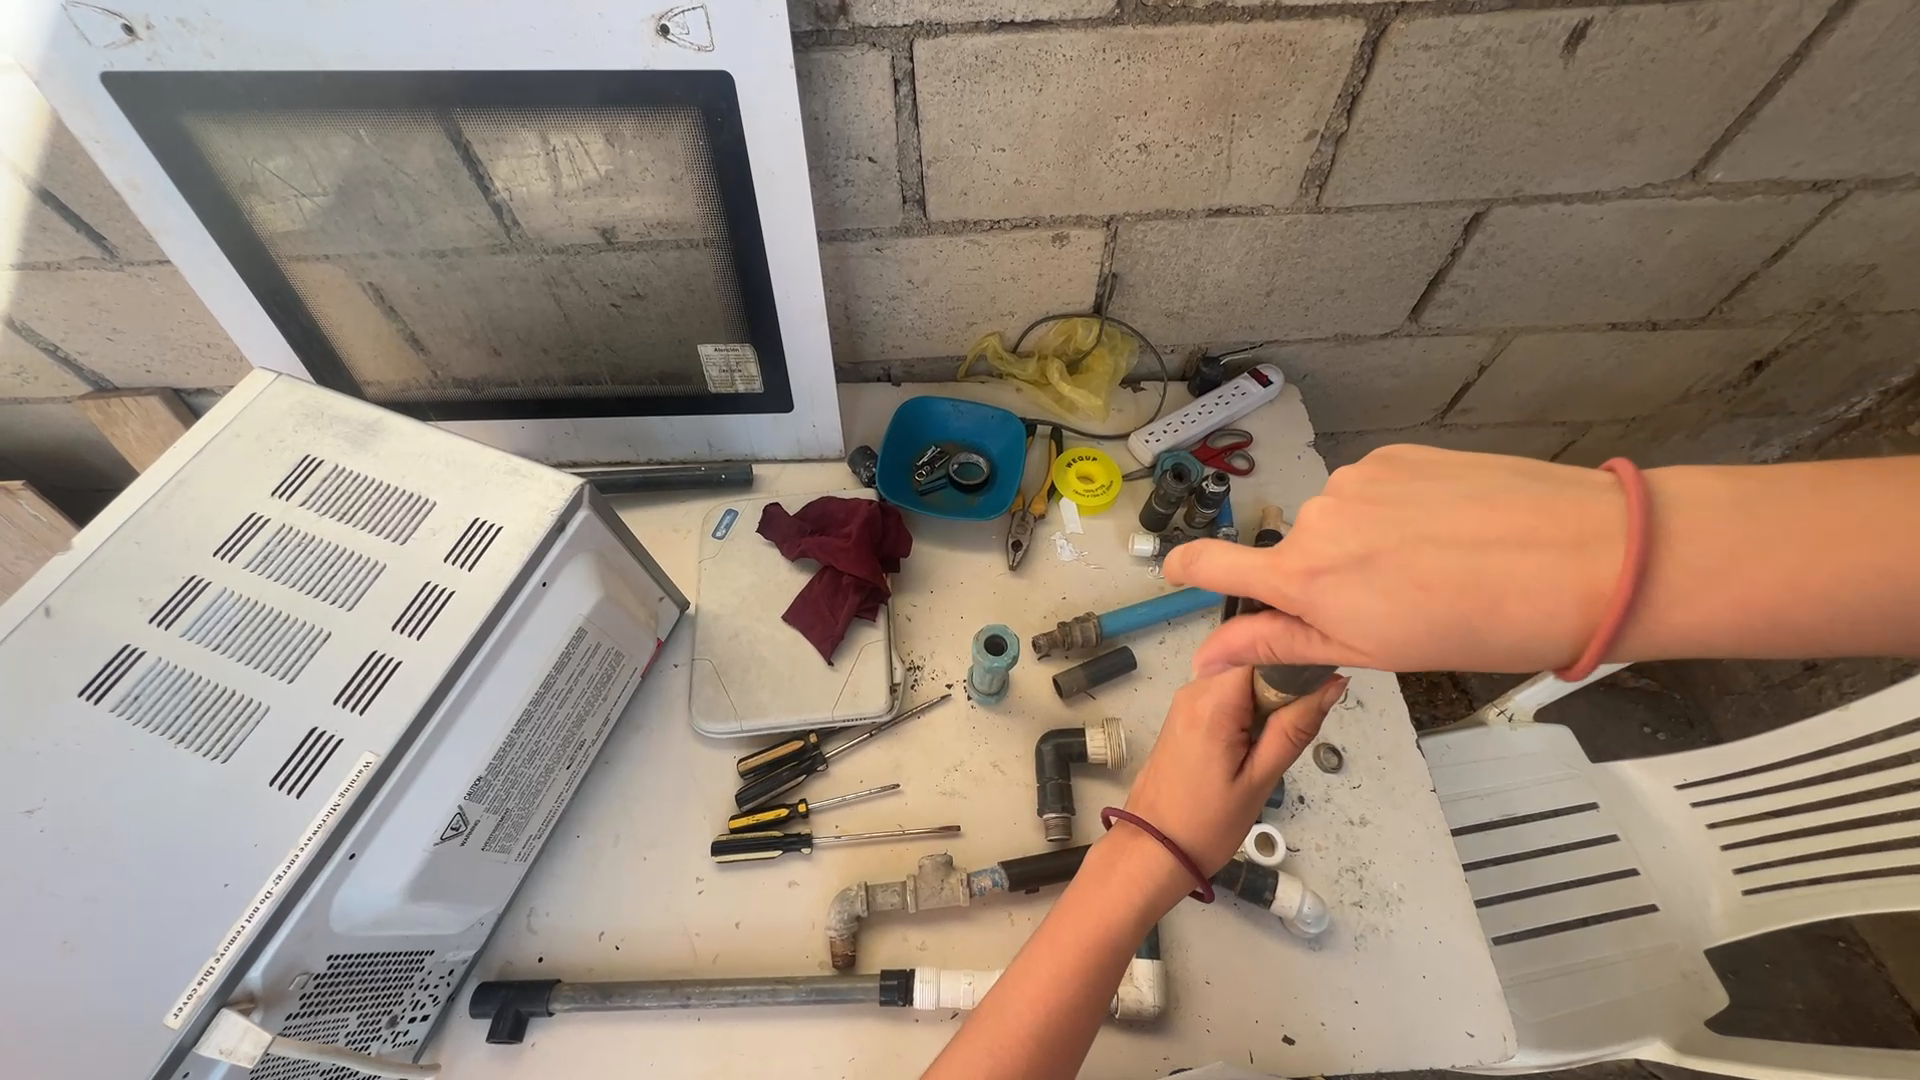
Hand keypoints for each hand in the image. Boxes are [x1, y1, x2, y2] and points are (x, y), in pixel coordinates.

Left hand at [1122, 667, 1347, 876]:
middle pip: (1250, 663)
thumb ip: (1295, 728)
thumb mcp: (1260, 779)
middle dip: (1282, 685)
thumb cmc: (1207, 822)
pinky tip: (1256, 740)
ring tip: (1279, 737)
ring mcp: (1185, 701)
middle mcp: (1193, 690)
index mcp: (1211, 702)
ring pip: (1239, 680)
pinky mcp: (1183, 715)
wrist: (1153, 847)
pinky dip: (1247, 709)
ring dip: (1265, 700)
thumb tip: (1330, 684)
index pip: (1261, 654)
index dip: (1294, 663)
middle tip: (1301, 724)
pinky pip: (1223, 695)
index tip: (1322, 686)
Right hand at [1165, 444, 1626, 675]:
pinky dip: (1393, 509)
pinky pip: (1370, 488)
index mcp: (1305, 579)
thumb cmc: (1481, 624)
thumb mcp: (1371, 651)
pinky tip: (1444, 526)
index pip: (1210, 565)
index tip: (1178, 571)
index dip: (1185, 568)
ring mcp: (1353, 480)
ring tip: (1431, 559)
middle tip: (1391, 597)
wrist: (1589, 556)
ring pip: (1336, 519)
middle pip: (1293, 551)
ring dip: (1363, 540)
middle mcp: (1315, 520)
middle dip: (1323, 574)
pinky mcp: (1392, 454)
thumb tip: (1207, 656)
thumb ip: (1280, 644)